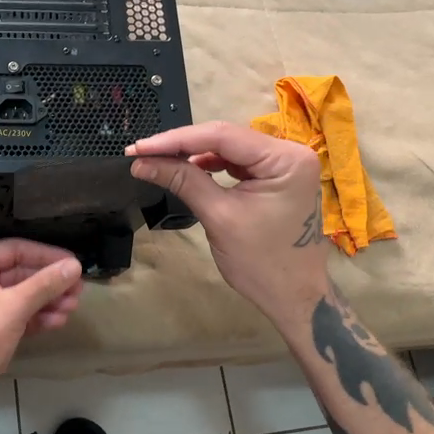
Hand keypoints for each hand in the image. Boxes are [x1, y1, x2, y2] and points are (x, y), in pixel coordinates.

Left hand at [0, 239, 83, 409]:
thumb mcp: (15, 307)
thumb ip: (45, 284)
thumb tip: (75, 265)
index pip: (15, 249)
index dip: (47, 255)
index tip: (74, 264)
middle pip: (19, 272)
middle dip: (49, 282)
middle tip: (78, 289)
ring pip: (19, 294)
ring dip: (46, 300)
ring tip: (73, 306)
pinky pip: (14, 313)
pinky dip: (34, 316)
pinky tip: (58, 321)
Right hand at [129, 121, 328, 320]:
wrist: (294, 298)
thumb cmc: (262, 263)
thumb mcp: (218, 217)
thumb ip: (181, 180)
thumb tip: (141, 162)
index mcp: (285, 158)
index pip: (222, 136)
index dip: (176, 139)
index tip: (139, 147)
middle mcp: (290, 152)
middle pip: (226, 138)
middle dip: (182, 145)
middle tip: (142, 152)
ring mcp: (284, 164)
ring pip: (229, 148)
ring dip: (193, 154)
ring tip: (158, 160)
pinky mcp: (276, 176)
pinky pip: (237, 161)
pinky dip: (211, 164)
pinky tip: (187, 168)